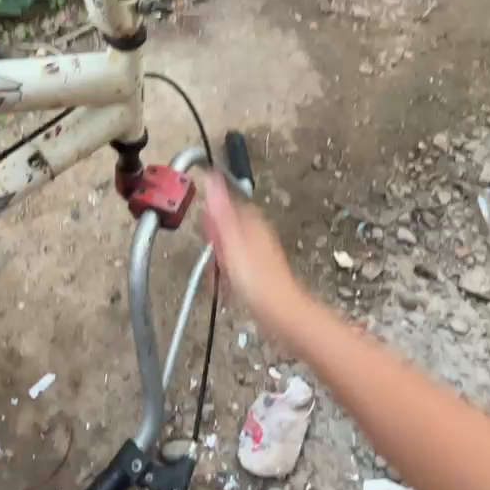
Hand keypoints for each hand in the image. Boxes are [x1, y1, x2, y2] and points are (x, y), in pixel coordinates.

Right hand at [198, 168, 312, 344]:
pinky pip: (235, 265)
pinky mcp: (259, 270)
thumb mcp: (231, 240)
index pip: (225, 205)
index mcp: (251, 220)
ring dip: (220, 263)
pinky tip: (228, 287)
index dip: (211, 220)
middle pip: (225, 228)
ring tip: (220, 278)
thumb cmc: (255, 278)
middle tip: (215, 262)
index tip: (207, 235)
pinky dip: (228, 274)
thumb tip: (211, 176)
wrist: (281, 313)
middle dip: (215, 244)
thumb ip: (221, 210)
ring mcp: (258, 251)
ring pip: (228, 249)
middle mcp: (256, 232)